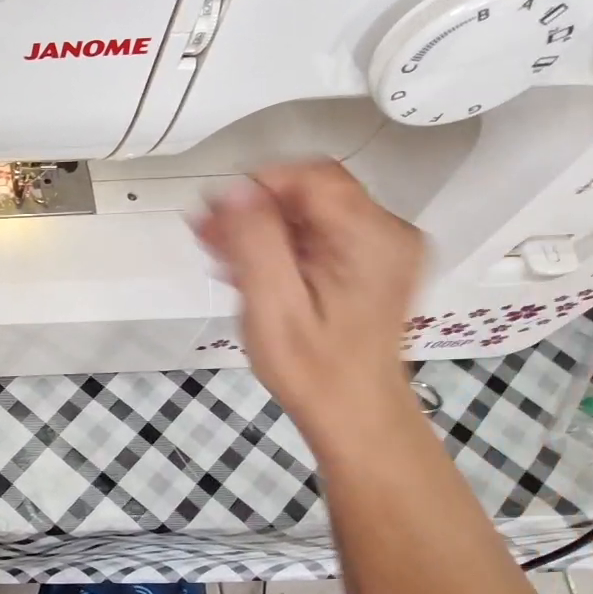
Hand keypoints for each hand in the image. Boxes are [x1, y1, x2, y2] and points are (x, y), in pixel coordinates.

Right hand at [193, 161, 426, 443]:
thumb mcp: (272, 305)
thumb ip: (255, 242)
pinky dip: (281, 245)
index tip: (214, 212)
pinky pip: (321, 236)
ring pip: (312, 214)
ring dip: (261, 227)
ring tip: (216, 250)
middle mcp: (388, 233)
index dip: (258, 185)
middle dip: (254, 208)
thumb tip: (234, 189)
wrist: (354, 415)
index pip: (312, 177)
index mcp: (372, 238)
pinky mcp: (371, 265)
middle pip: (312, 194)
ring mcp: (383, 249)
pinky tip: (247, 267)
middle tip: (204, 232)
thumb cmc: (312, 369)